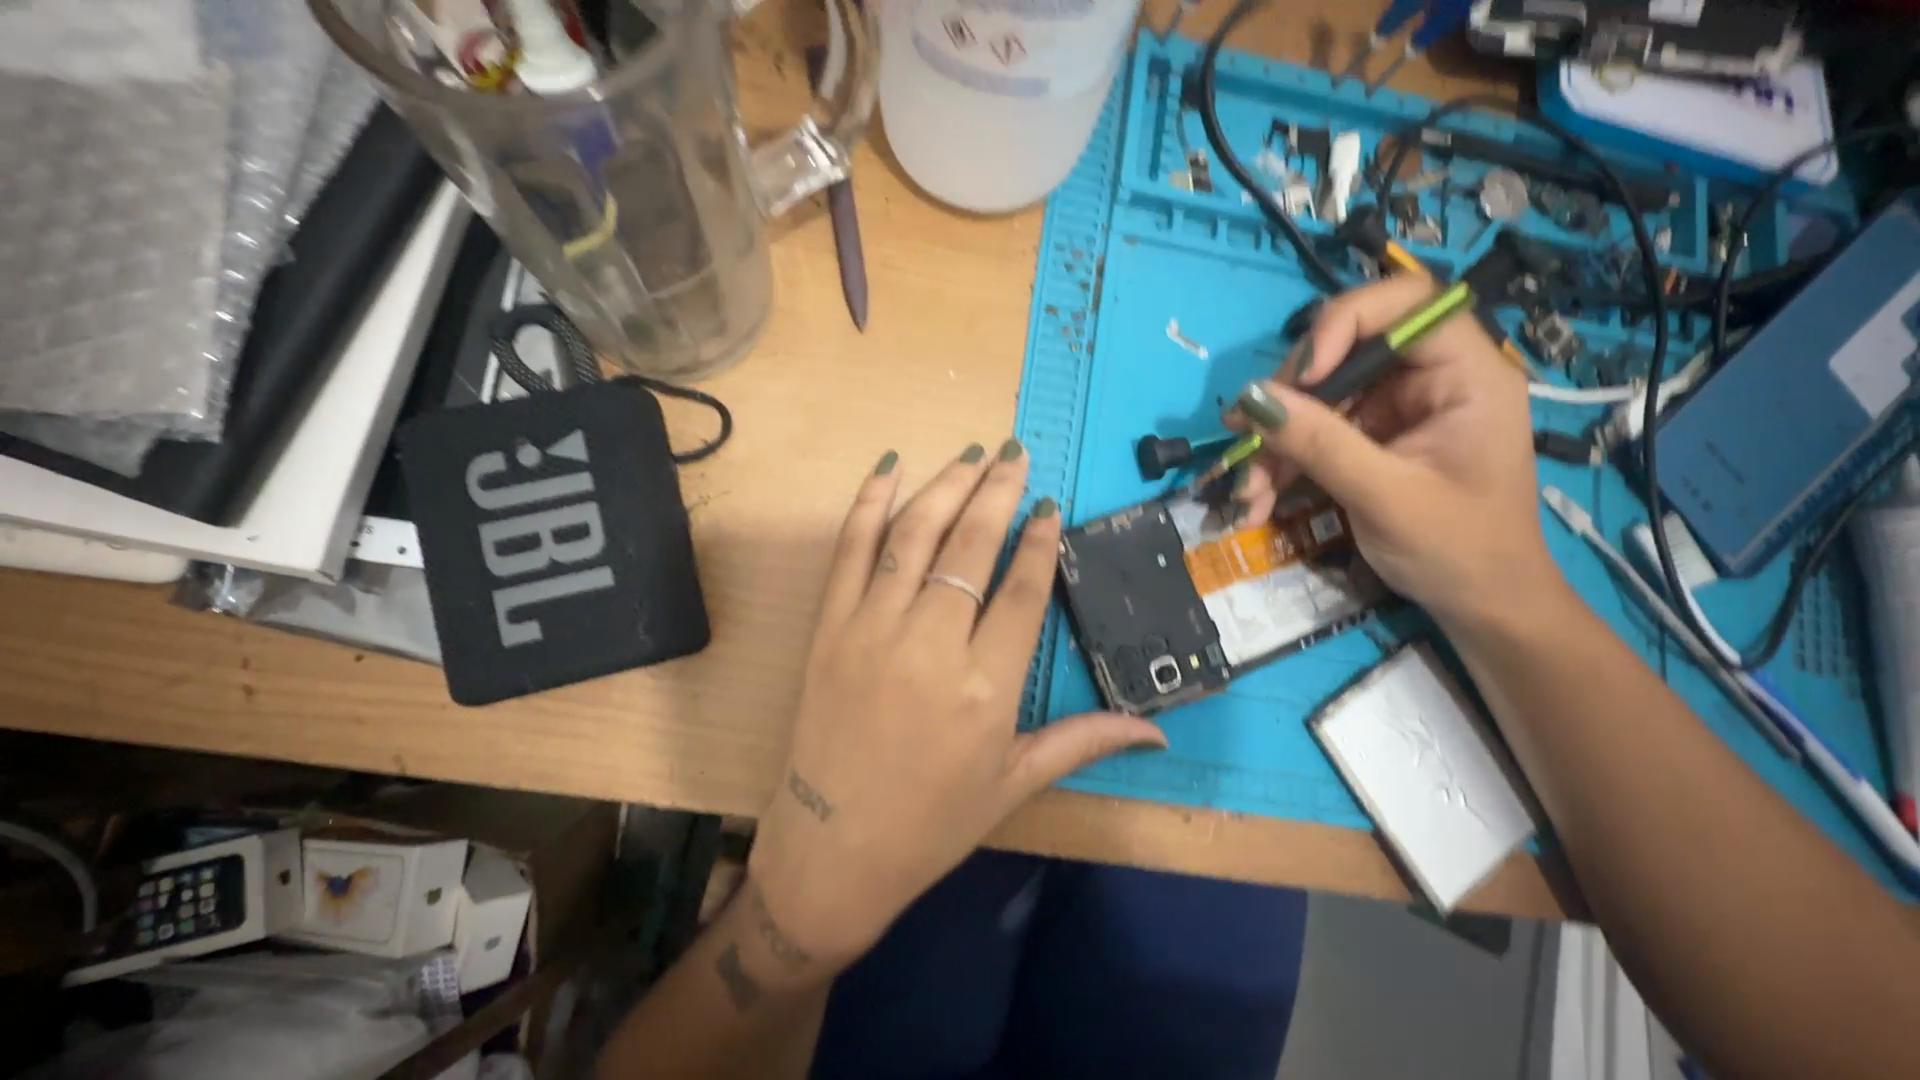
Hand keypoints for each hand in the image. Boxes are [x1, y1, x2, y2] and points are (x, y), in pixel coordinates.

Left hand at [747, 443, 1165, 970]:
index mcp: (987, 686)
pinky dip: (868, 504)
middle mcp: (931, 645)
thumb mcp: (1015, 783)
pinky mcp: (829, 627)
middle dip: (997, 493)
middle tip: (1015, 455)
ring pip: (914, 536)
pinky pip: (849, 551)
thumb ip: (1084, 741)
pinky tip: (889, 469)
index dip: (1040, 541)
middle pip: (971, 547)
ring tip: (970, 454)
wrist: (833, 847)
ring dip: (944, 486)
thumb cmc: (932, 822)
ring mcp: (873, 629)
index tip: (1050, 506)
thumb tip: (1159, 731)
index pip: (1022, 590)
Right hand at [1229, 276, 1564, 626]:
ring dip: (1274, 443)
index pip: (1406, 304)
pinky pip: (1314, 433)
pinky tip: (1258, 502)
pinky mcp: (1372, 439)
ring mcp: (1397, 410)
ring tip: (1248, 493)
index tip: (1304, 377)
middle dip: (1291, 399)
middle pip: (1345, 351)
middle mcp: (1431, 379)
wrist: (1480, 607)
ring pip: (1318, 398)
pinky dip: (1282, 465)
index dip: (1345, 324)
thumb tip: (1251, 400)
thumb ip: (1320, 444)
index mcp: (1466, 375)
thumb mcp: (1386, 498)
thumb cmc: (1458, 550)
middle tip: (1250, 438)